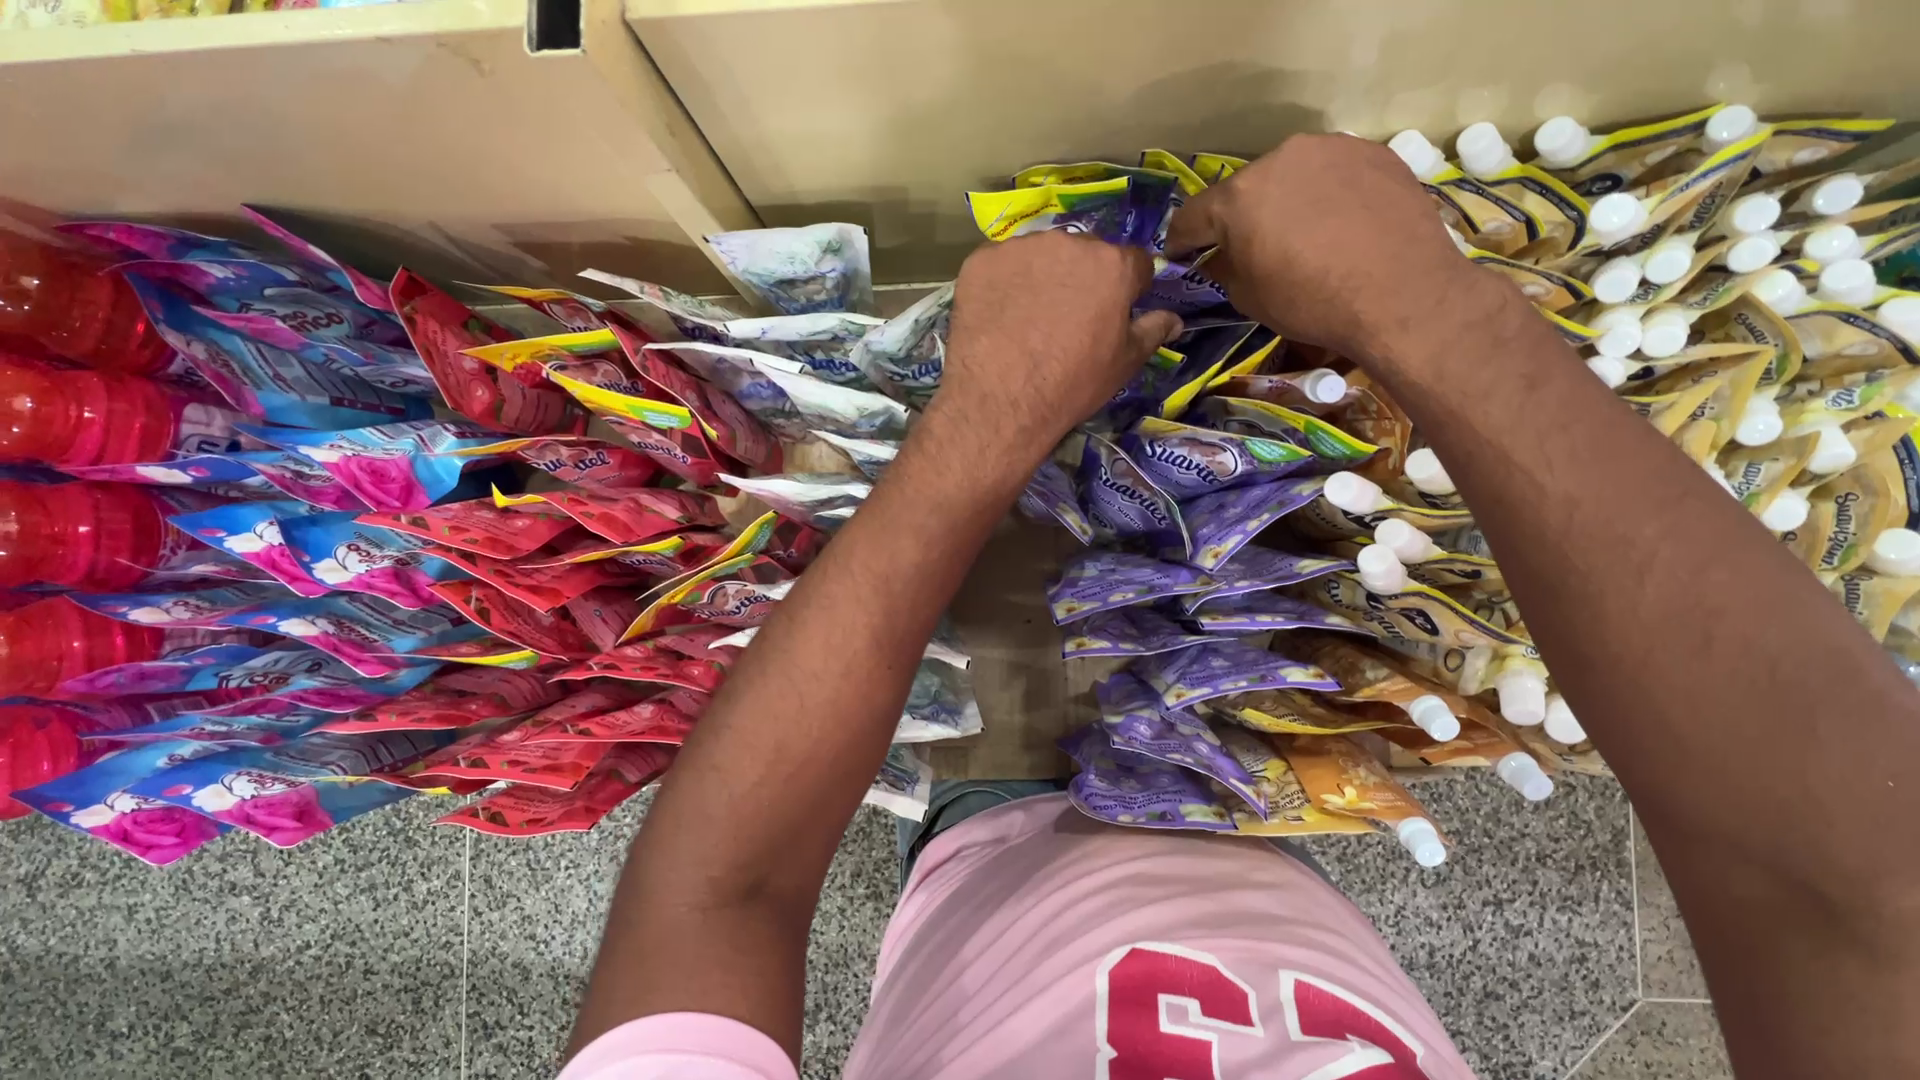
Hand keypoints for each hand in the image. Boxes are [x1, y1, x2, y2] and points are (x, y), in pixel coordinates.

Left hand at [935, 231, 1181, 469]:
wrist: (1001, 399)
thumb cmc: (1071, 384)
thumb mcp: (1123, 364)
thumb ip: (1152, 332)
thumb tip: (1174, 319)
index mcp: (1112, 264)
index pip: (1134, 263)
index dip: (1128, 289)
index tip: (1114, 313)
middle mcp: (1069, 243)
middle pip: (1084, 254)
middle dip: (1082, 278)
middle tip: (1067, 320)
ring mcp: (1021, 248)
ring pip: (1040, 255)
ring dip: (1041, 277)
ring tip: (1028, 320)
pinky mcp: (981, 261)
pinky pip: (1000, 266)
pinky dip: (1003, 285)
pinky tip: (998, 317)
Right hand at [1166, 134, 1485, 362]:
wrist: (1403, 294)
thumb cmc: (1314, 303)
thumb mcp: (1252, 298)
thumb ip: (1225, 269)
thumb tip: (1217, 257)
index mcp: (1238, 197)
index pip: (1191, 216)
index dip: (1180, 241)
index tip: (1179, 257)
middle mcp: (1279, 159)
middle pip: (1245, 189)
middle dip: (1240, 217)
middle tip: (1250, 247)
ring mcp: (1329, 149)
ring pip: (1291, 174)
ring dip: (1286, 199)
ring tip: (1302, 233)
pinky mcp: (1372, 152)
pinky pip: (1333, 172)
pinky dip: (1327, 194)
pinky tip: (1341, 223)